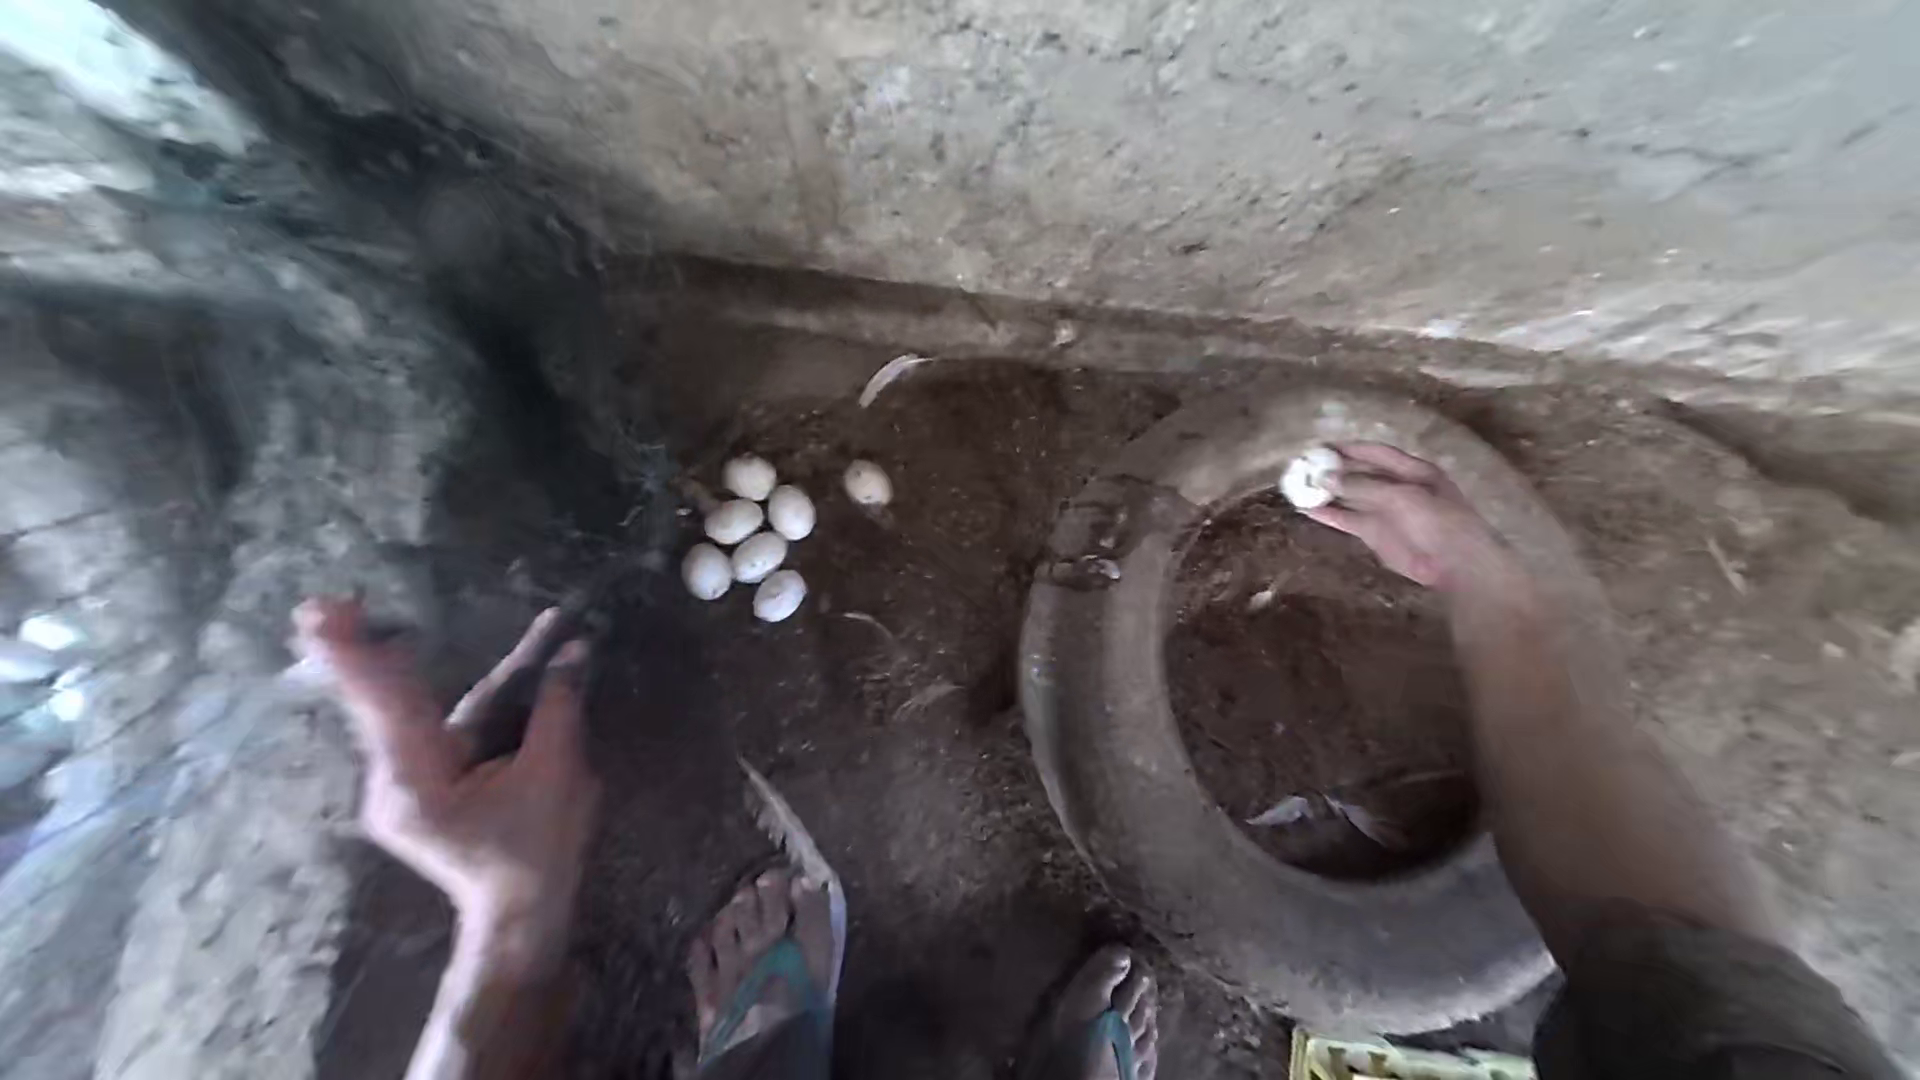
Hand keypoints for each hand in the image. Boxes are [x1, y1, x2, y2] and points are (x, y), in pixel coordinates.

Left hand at [293, 599, 601, 975]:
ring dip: (405, 669)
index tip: (321, 614)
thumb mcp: (558, 772)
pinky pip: (432, 726)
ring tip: (371, 622)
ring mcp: (405, 784)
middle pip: (385, 704)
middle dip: (359, 654)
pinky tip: (426, 663)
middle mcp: (394, 779)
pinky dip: (434, 692)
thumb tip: (574, 650)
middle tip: (323, 604)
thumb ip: (557, 708)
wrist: (522, 909)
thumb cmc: (539, 846)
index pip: (387, 705)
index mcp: (418, 779)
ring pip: (414, 712)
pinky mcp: (426, 784)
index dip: (358, 656)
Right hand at [1304, 442, 1521, 593]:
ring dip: (1325, 491)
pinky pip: (1344, 518)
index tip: (1320, 447)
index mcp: (1411, 471)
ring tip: (1298, 485)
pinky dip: (1326, 514)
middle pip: (1357, 473)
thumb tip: (1325, 478)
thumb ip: (1363, 485)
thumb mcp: (1403, 496)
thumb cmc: (1439, 522)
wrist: (1454, 563)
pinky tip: (1306, 509)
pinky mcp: (1371, 531)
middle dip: (1331, 469)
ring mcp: (1382, 509)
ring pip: (1347, 495)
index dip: (1349, 449)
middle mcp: (1394, 486)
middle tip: (1304, 466)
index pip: (1375, 453)